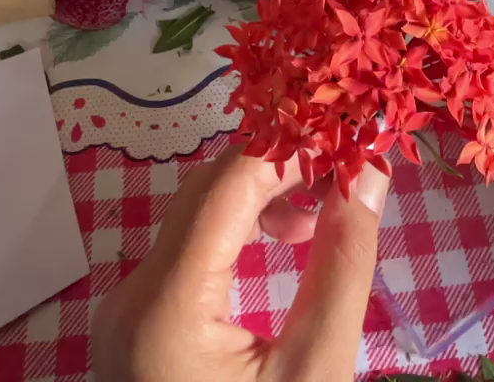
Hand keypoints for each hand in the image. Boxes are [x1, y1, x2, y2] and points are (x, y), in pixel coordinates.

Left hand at [92, 148, 389, 381]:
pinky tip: (285, 239)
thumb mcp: (317, 373)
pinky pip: (191, 246)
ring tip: (324, 209)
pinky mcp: (137, 321)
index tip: (348, 135)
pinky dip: (240, 227)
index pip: (226, 183)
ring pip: (197, 212)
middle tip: (346, 166)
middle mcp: (129, 293)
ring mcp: (125, 308)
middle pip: (207, 190)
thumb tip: (368, 171)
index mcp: (164, 305)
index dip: (290, 145)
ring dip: (262, 194)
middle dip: (280, 165)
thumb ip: (343, 265)